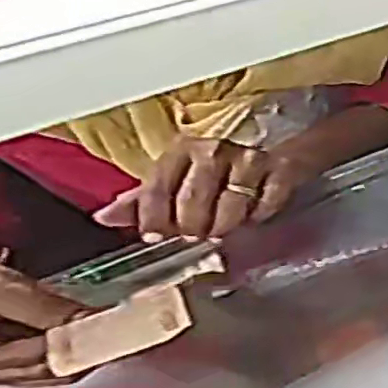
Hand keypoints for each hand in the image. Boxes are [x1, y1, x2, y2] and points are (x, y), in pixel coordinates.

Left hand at [95, 138, 308, 239]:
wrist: (279, 154)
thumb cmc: (224, 170)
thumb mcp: (181, 176)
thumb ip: (147, 198)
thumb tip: (105, 218)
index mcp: (182, 149)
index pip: (159, 186)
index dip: (153, 215)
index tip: (154, 237)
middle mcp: (214, 151)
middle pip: (195, 196)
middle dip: (192, 223)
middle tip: (194, 238)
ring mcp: (251, 160)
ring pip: (233, 202)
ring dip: (225, 224)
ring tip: (221, 233)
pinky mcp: (283, 171)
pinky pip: (268, 202)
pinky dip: (259, 216)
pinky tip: (253, 220)